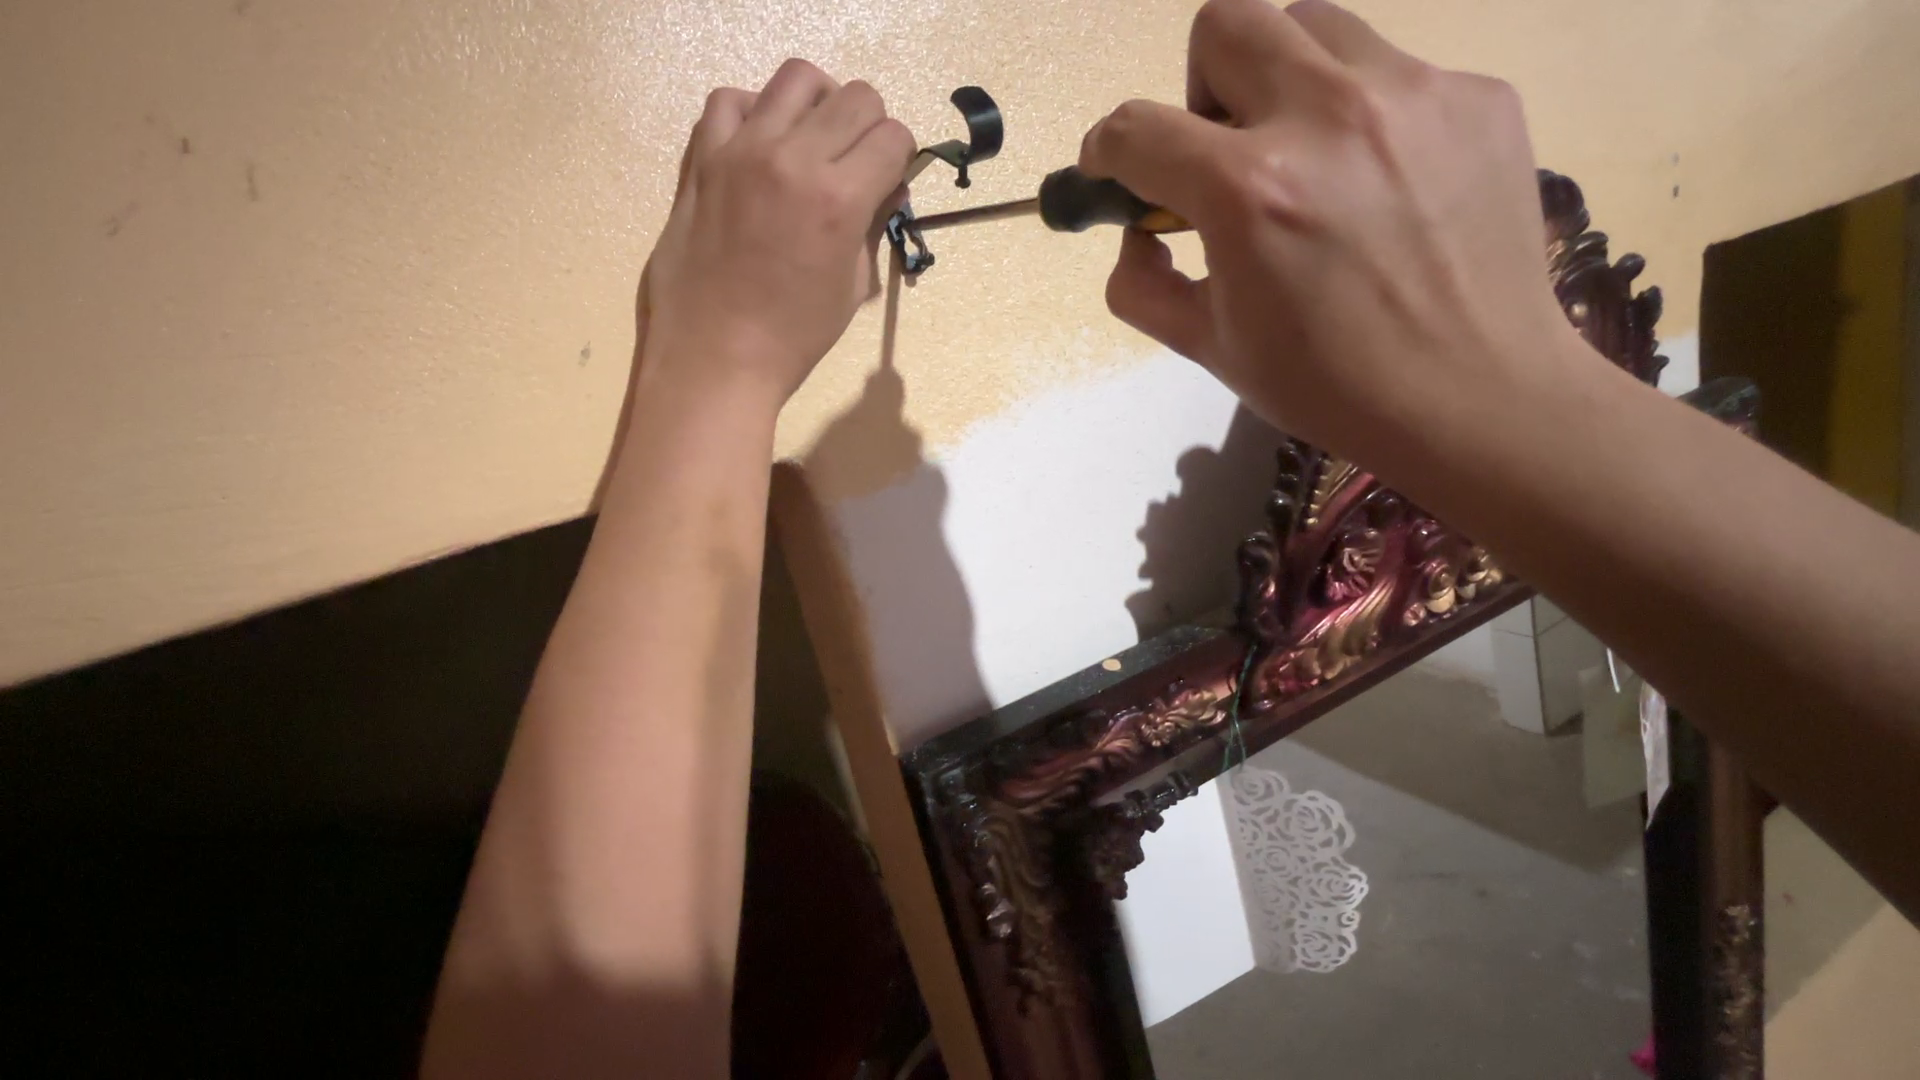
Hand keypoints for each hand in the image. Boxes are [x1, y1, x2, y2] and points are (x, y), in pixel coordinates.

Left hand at [638, 60, 915, 412]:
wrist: (714, 358)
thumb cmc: (793, 338)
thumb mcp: (852, 287)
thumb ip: (871, 225)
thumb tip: (887, 189)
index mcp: (839, 200)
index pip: (894, 137)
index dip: (901, 158)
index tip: (891, 181)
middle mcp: (794, 159)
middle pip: (856, 98)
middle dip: (871, 128)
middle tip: (858, 164)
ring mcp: (742, 151)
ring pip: (797, 78)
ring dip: (820, 103)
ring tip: (813, 140)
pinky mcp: (702, 158)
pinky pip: (731, 100)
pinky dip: (754, 111)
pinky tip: (761, 145)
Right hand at [1080, 0, 1581, 463]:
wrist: (1476, 397)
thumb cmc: (1328, 385)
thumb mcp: (1209, 349)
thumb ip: (1142, 286)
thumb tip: (1138, 234)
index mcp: (1248, 191)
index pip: (1137, 129)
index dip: (1106, 149)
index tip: (1112, 168)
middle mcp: (1325, 115)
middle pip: (1225, 24)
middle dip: (1199, 87)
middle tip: (1224, 153)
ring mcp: (1413, 93)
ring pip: (1313, 26)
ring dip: (1282, 83)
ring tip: (1307, 159)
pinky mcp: (1477, 96)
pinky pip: (1392, 70)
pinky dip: (1362, 116)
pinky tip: (1384, 186)